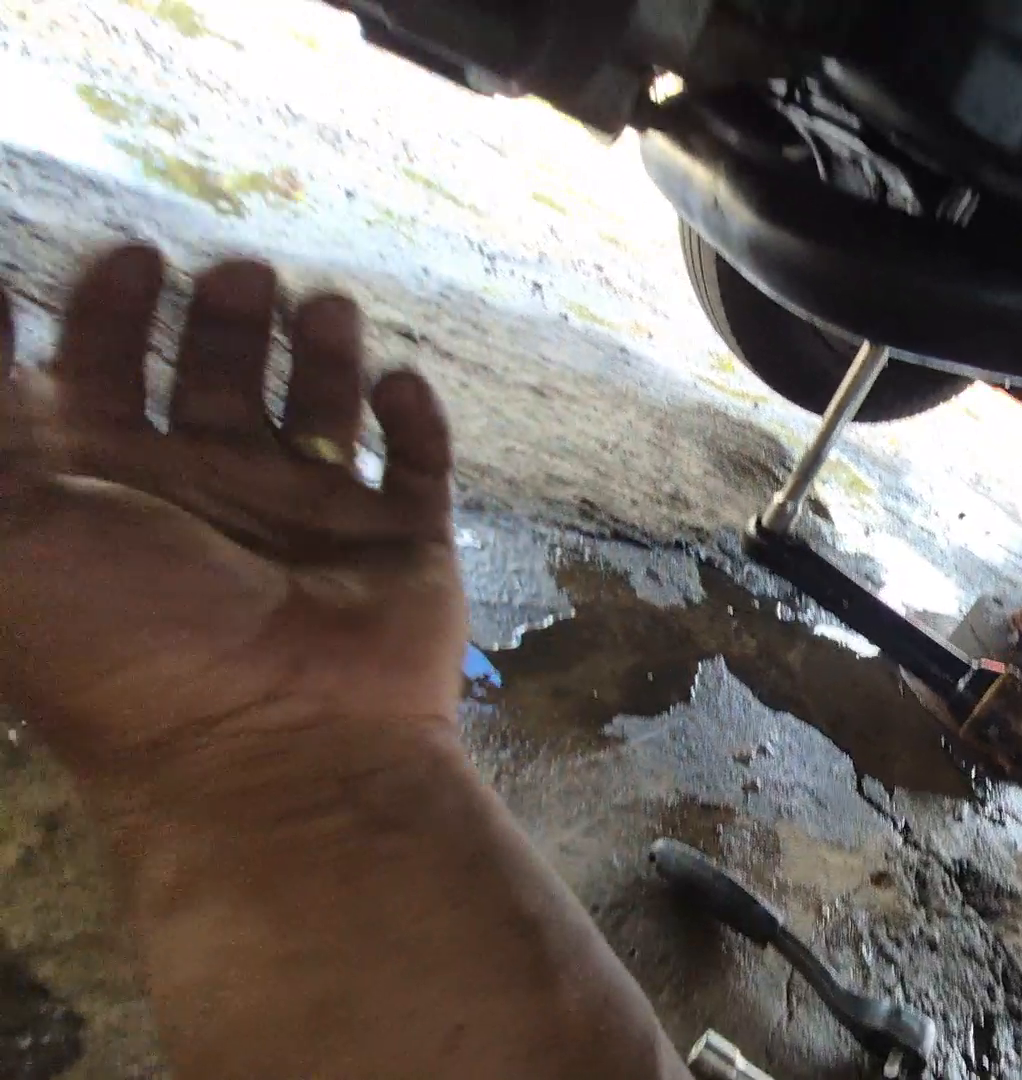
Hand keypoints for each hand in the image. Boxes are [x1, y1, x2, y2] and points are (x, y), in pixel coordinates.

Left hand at [0, 245, 464, 805]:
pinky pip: (418, 461)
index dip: (114, 310)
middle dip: (230, 319)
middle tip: (248, 272)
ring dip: (326, 354)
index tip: (138, 255)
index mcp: (113, 489)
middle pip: (224, 381)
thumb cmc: (130, 637)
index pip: (106, 375)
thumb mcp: (7, 524)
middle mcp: (218, 493)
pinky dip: (414, 417)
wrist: (285, 737)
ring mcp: (322, 516)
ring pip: (328, 411)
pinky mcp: (406, 536)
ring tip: (329, 306)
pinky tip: (398, 385)